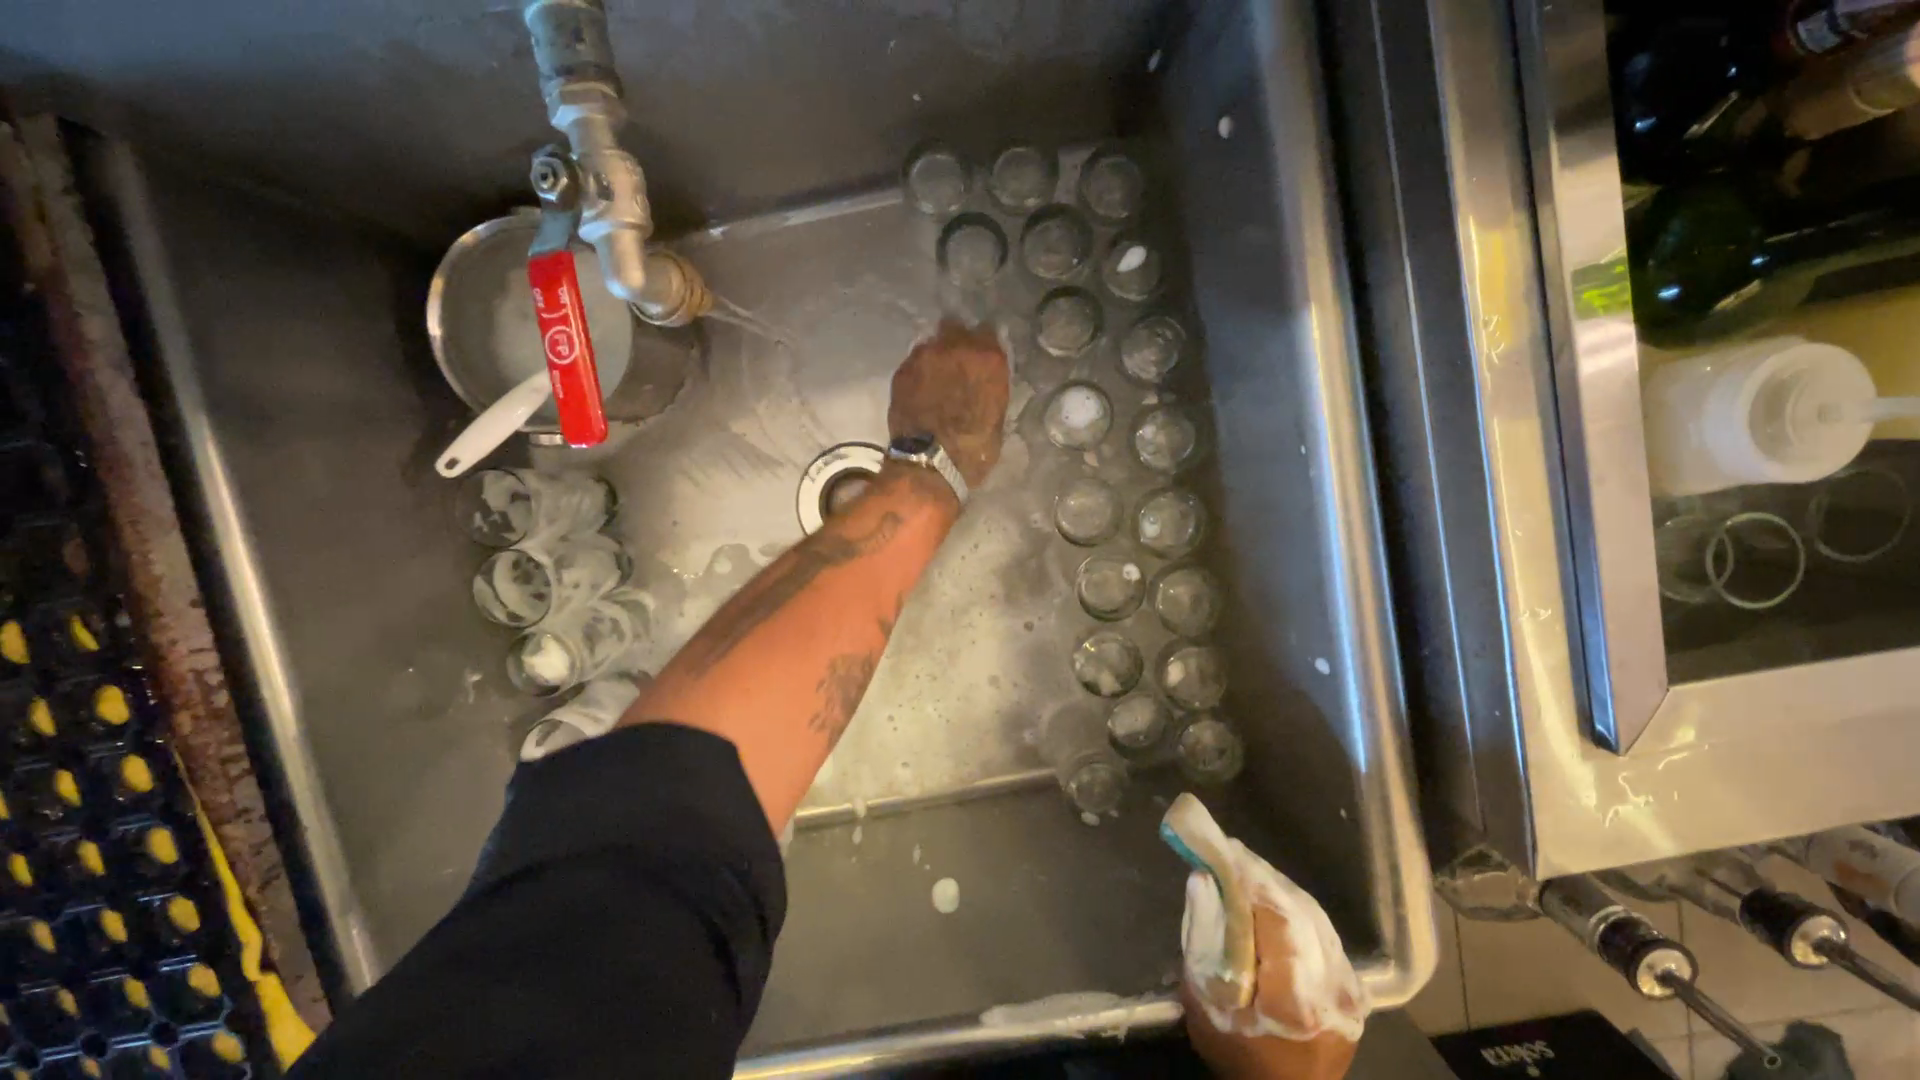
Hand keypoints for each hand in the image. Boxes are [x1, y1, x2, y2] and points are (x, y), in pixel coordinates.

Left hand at [888, 320, 1008, 489]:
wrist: (930, 464)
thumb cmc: (974, 449)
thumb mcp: (996, 416)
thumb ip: (990, 387)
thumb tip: (983, 382)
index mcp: (988, 358)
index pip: (989, 333)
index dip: (983, 345)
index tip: (981, 357)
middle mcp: (956, 346)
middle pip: (955, 328)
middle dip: (956, 342)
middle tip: (956, 362)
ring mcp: (925, 355)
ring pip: (931, 343)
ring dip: (935, 355)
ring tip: (934, 375)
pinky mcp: (902, 370)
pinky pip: (913, 361)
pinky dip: (918, 371)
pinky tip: (919, 388)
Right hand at [1181, 871, 1366, 1079]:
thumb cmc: (1235, 1054)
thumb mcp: (1203, 1003)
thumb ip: (1203, 940)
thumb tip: (1204, 881)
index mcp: (1293, 998)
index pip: (1276, 918)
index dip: (1251, 879)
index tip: (1225, 850)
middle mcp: (1333, 989)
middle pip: (1300, 912)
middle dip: (1264, 878)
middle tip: (1233, 852)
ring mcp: (1350, 991)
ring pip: (1316, 920)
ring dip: (1282, 891)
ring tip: (1250, 870)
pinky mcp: (1356, 993)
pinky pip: (1325, 937)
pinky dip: (1298, 913)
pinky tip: (1276, 902)